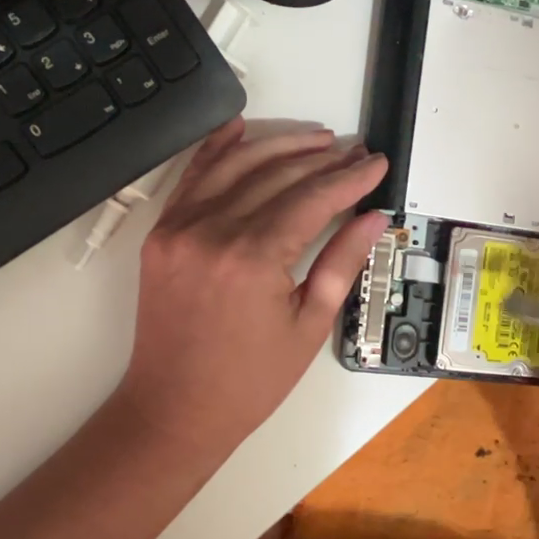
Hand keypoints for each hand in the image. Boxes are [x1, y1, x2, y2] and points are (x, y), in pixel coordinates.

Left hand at [112, 117, 388, 458]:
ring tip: (316, 139)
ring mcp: (180, 229)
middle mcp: (213, 233)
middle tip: (355, 150)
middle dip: (323, 159)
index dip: (350, 179)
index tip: (376, 165)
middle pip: (277, 175)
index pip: (313, 199)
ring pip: (236, 166)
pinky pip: (192, 178)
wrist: (174, 408)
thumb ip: (342, 263)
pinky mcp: (162, 235)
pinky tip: (241, 129)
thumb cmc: (247, 382)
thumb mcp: (309, 326)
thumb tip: (373, 218)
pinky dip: (217, 150)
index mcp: (254, 259)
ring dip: (279, 145)